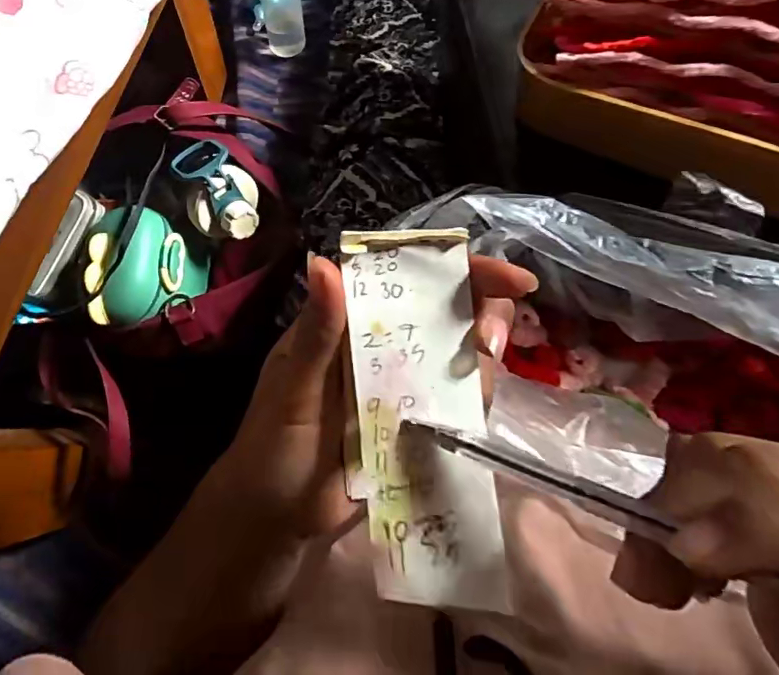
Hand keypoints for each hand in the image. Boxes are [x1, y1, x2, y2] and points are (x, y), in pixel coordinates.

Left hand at [79, 251, 537, 674]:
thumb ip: (316, 329)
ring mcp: (400, 388)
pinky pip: (456, 405)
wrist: (275, 517)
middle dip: (480, 309)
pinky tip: (476, 410)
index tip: (505, 276)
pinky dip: (475, 400)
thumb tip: (324, 261)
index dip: (451, 269)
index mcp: (344, 324)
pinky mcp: (415, 428)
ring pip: (456, 356)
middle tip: (495, 333)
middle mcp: (377, 347)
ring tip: (482, 372)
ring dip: (483, 356)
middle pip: (440, 311)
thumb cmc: (273, 441)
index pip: (398, 279)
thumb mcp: (292, 382)